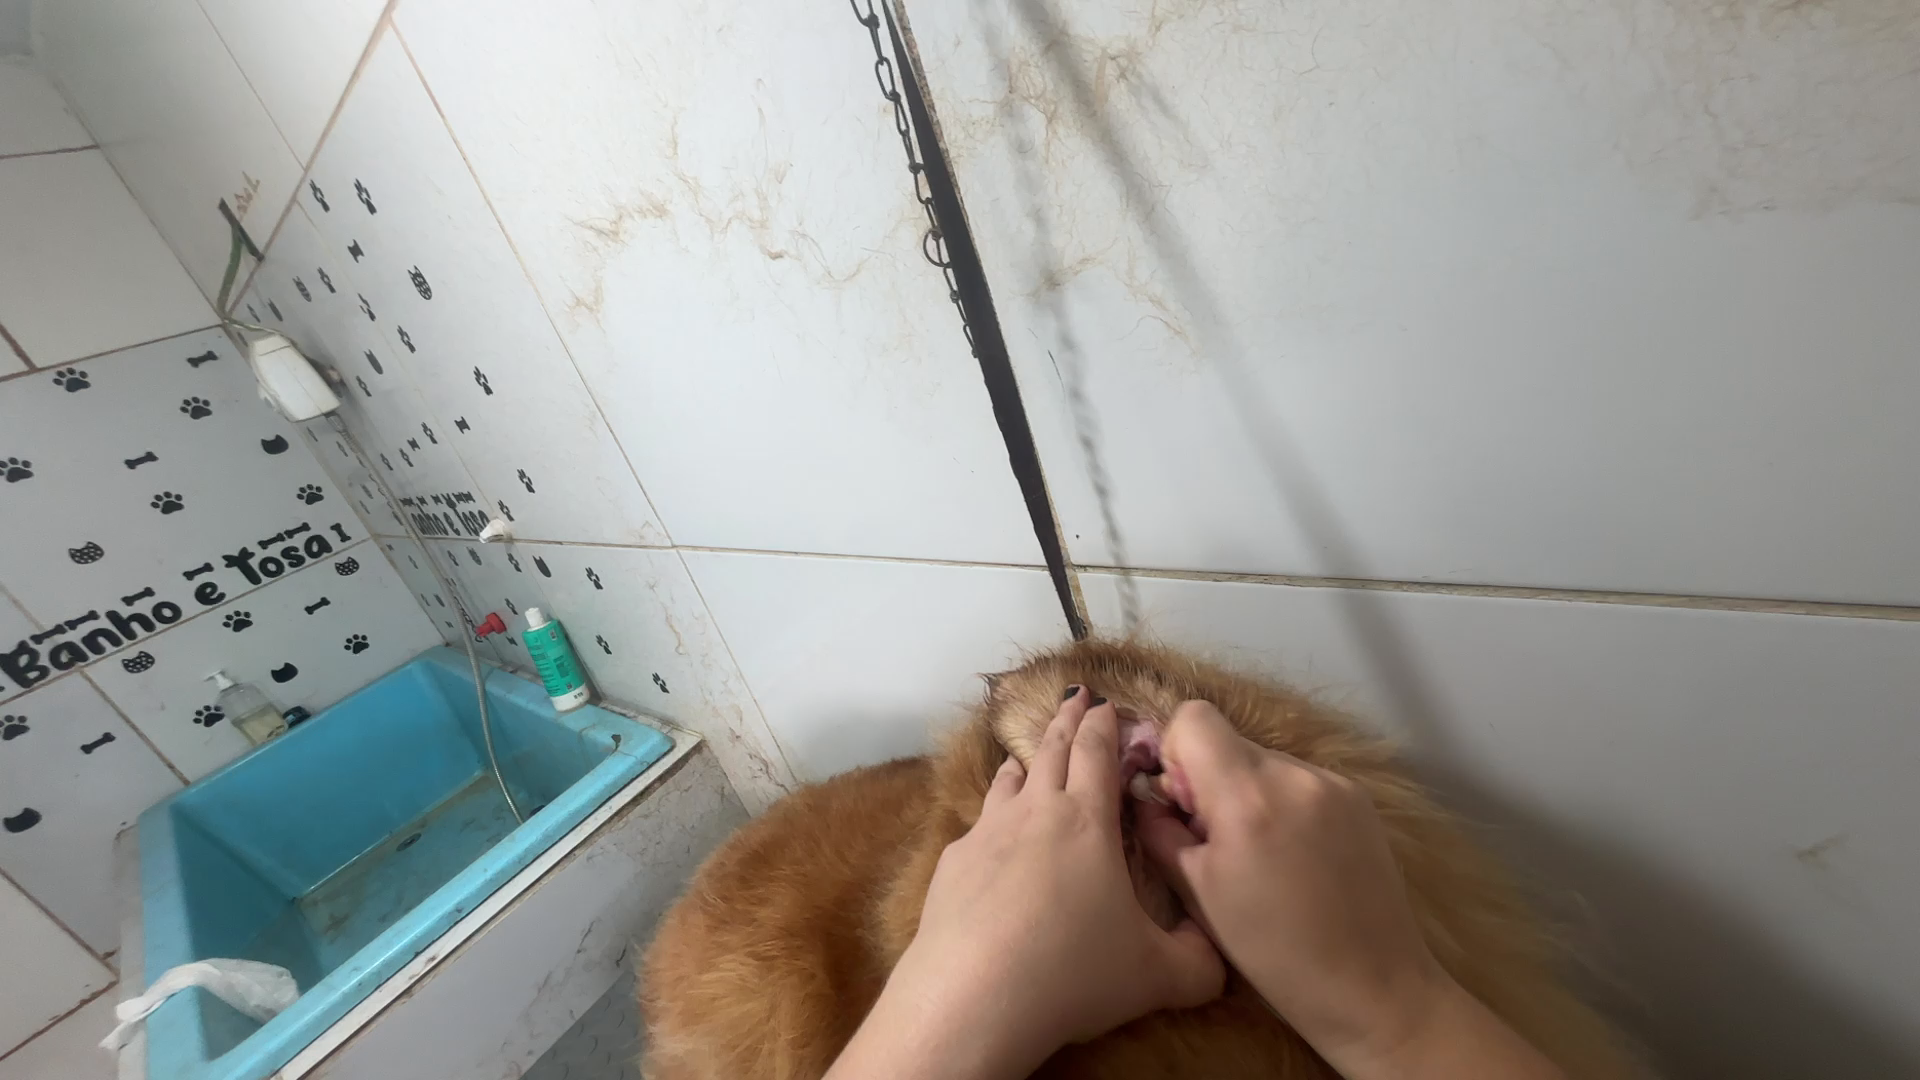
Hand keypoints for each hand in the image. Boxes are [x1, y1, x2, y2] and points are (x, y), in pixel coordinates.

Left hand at [827, 688, 1223, 1079]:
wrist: (975, 993)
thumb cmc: (1074, 972)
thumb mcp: (1157, 975)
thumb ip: (1199, 959)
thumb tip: (1221, 956)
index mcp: (1086, 820)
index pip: (1096, 752)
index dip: (1103, 724)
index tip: (1106, 703)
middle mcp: (1035, 811)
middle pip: (1052, 749)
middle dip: (1067, 719)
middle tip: (1075, 697)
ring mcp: (988, 830)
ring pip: (1010, 779)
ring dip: (1025, 760)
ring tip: (1028, 755)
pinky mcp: (954, 860)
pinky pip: (979, 824)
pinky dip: (993, 814)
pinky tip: (992, 833)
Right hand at [1138, 701, 1564, 1079]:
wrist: (1375, 991)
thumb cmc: (1271, 949)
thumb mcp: (1196, 891)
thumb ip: (1160, 826)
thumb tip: (1147, 791)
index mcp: (1246, 796)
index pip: (1194, 716)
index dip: (1177, 750)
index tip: (1184, 801)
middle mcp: (1293, 774)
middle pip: (1227, 739)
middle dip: (1209, 775)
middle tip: (1217, 835)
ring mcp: (1332, 781)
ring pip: (1261, 758)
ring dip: (1246, 788)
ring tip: (1261, 850)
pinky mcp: (1357, 795)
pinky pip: (1296, 776)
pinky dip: (1280, 800)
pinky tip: (1294, 851)